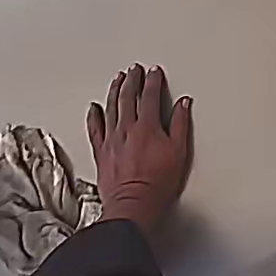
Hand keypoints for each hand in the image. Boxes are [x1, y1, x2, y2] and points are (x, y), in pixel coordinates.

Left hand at [86, 65, 191, 236]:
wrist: (133, 206)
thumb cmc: (157, 185)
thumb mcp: (179, 152)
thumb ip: (180, 124)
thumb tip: (182, 104)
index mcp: (147, 126)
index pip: (149, 96)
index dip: (153, 81)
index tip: (154, 72)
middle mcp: (127, 129)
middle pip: (127, 96)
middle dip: (132, 80)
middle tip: (134, 69)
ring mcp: (112, 140)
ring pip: (110, 107)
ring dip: (114, 90)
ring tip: (117, 79)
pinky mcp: (102, 153)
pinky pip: (95, 129)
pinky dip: (94, 116)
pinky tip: (93, 108)